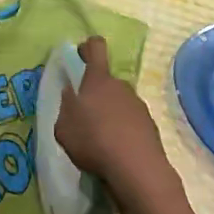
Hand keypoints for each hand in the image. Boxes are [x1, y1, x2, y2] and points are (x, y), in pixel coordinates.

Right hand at [54, 36, 176, 201]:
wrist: (136, 167)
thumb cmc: (93, 140)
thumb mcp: (63, 127)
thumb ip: (65, 107)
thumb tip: (70, 94)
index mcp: (98, 80)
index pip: (96, 48)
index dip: (87, 46)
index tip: (81, 53)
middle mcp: (120, 85)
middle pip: (106, 81)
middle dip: (95, 94)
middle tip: (83, 117)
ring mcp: (137, 104)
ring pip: (118, 102)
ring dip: (109, 114)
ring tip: (99, 139)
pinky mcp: (149, 124)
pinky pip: (130, 121)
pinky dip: (122, 130)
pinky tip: (115, 150)